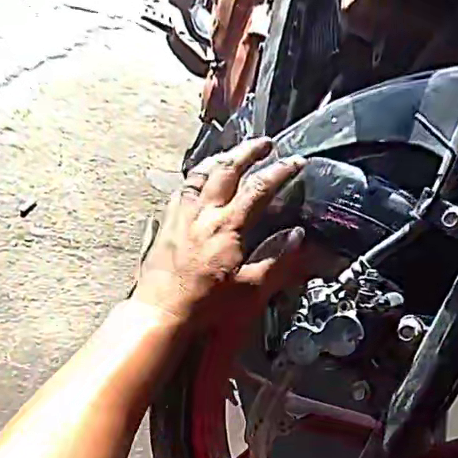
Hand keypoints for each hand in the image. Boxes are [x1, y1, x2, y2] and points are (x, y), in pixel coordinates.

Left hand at [131, 137, 309, 330]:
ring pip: (199, 173)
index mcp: (227, 226)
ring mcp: (180, 216)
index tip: (295, 162)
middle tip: (264, 144)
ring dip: (219, 159)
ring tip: (231, 154)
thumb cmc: (204, 306)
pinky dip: (192, 179)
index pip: (259, 187)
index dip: (281, 171)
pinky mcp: (164, 226)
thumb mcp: (249, 289)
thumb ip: (276, 260)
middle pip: (227, 167)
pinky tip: (195, 182)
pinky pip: (179, 191)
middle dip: (249, 151)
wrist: (161, 313)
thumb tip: (296, 236)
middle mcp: (202, 212)